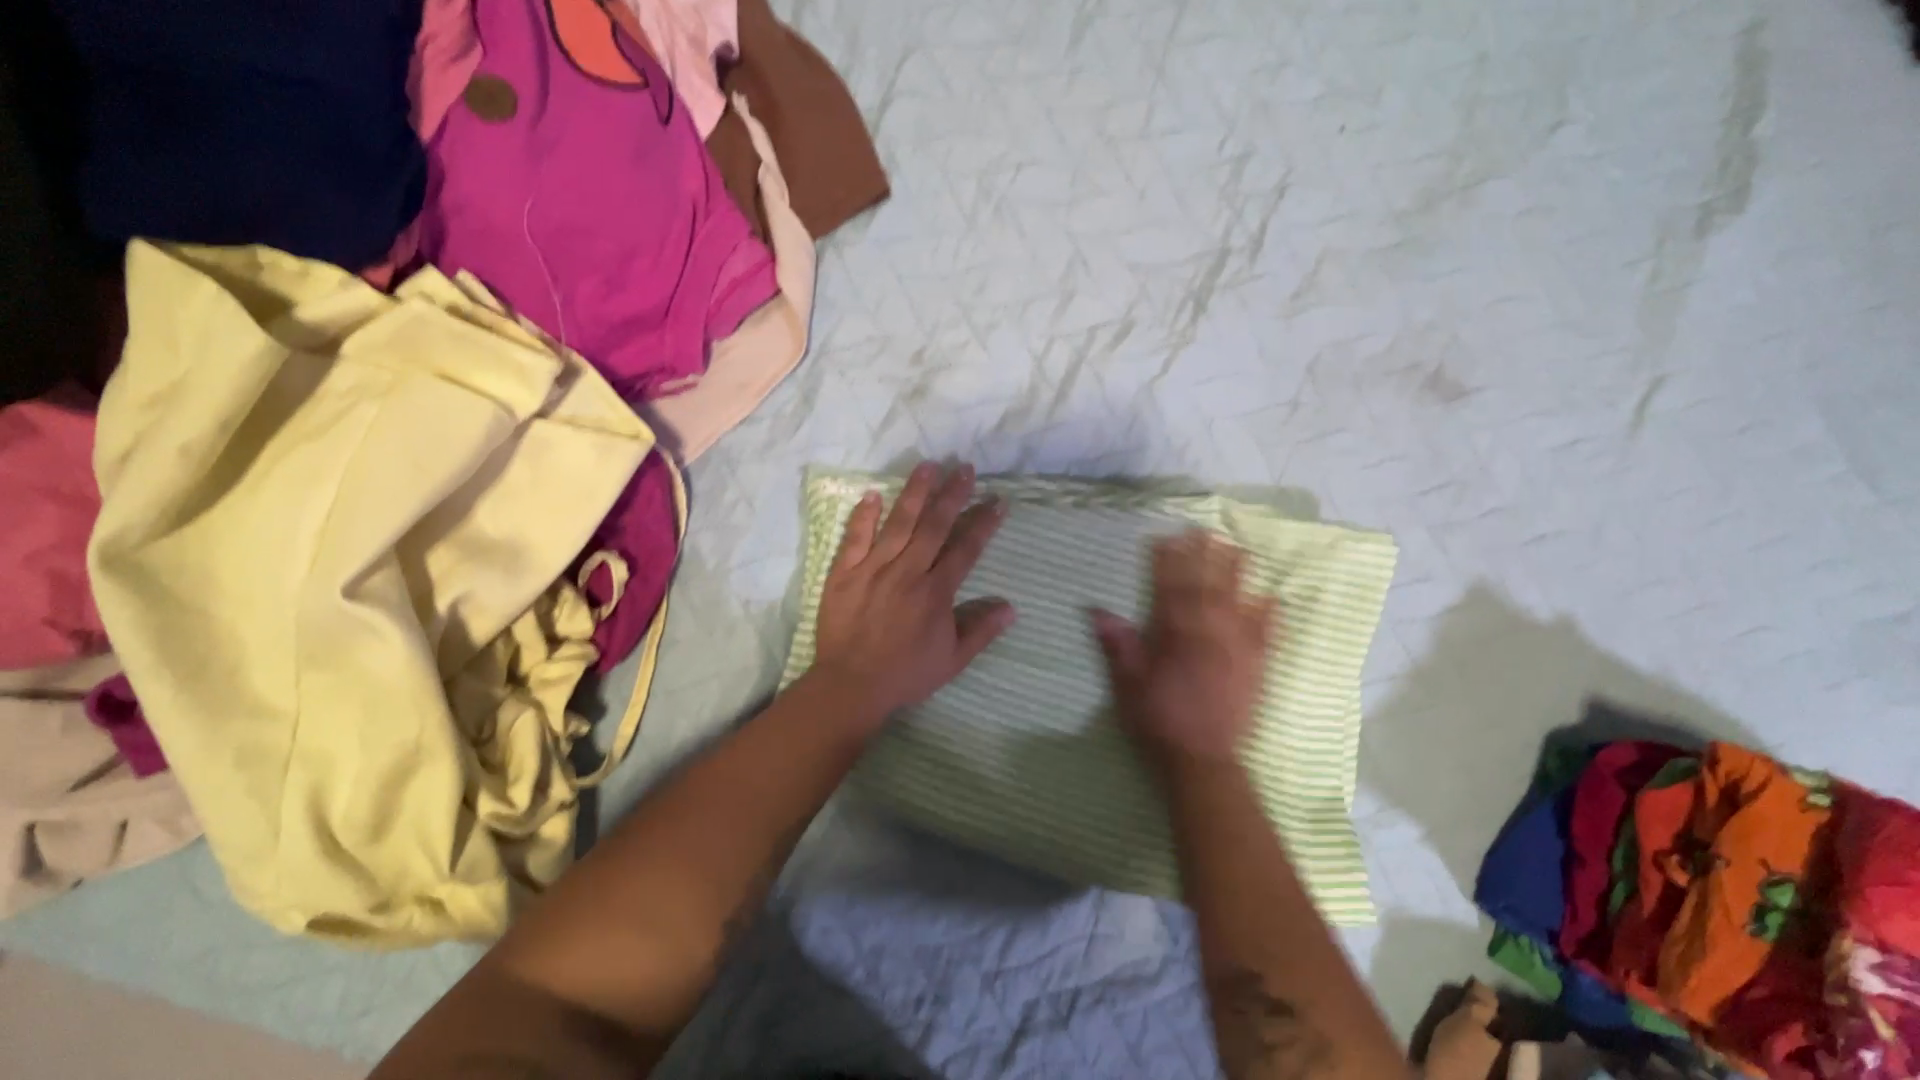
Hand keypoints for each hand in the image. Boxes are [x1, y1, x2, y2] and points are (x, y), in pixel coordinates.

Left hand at [811, 463, 1014, 728]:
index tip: (997, 502)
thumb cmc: (906, 674)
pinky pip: (855, 538)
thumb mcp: (952, 660)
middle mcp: (908, 572)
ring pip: (899, 523)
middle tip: (966, 469)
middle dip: (953, 495)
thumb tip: (1011, 607)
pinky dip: (865, 515)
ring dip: (916, 493)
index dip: (983, 523)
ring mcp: (874, 569)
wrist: (851, 684)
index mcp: (936, 592)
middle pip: (935, 526)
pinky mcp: (844, 573)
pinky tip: (874, 493)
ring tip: (929, 466)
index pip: (966, 549)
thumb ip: (981, 630)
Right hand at [1092, 530, 1278, 763]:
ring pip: (1238, 603)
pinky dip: (1269, 615)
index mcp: (1174, 637)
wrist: (1202, 760)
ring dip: (1237, 575)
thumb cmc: (1158, 722)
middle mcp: (1208, 635)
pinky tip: (1272, 598)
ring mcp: (1237, 650)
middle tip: (1205, 531)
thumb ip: (1119, 646)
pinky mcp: (1257, 668)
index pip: (1168, 590)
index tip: (1166, 538)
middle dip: (1204, 558)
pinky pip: (1267, 635)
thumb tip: (1098, 611)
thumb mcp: (1127, 686)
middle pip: (1206, 588)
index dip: (1167, 562)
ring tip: (1238, 549)